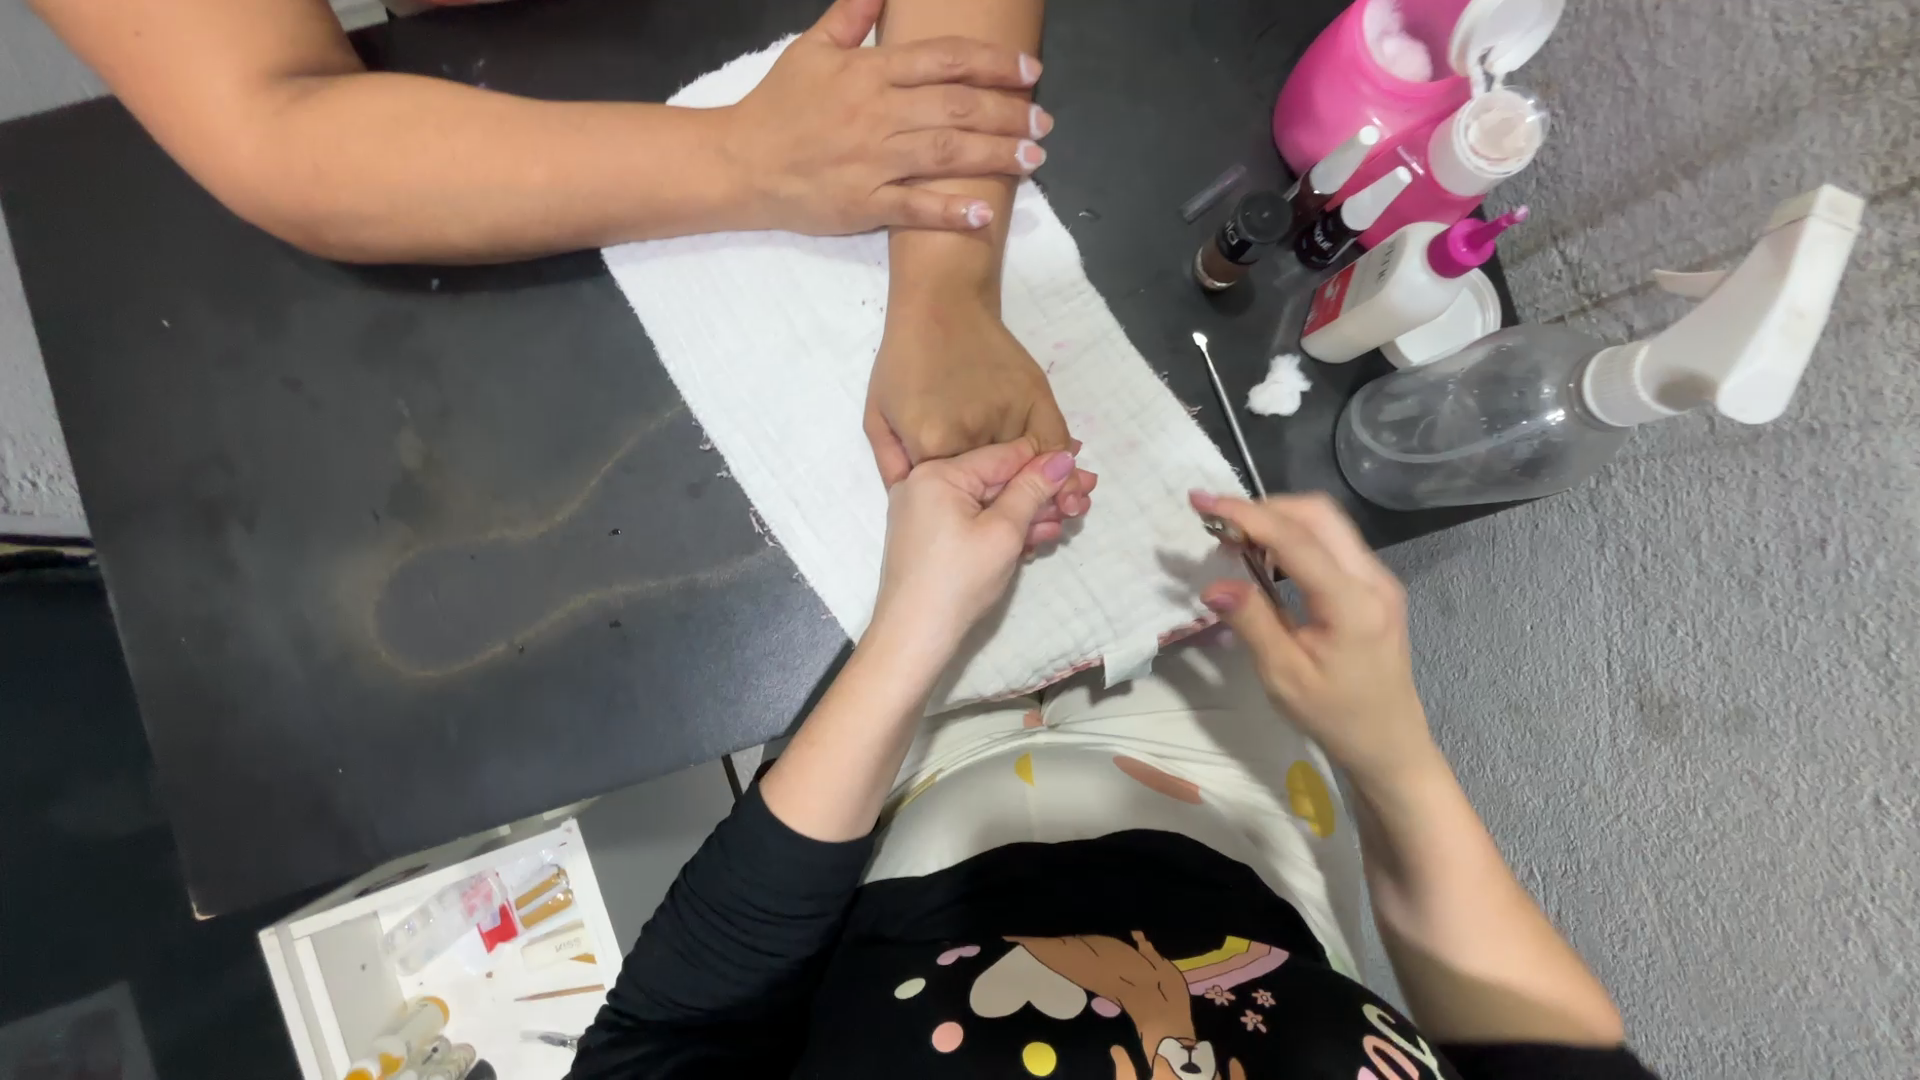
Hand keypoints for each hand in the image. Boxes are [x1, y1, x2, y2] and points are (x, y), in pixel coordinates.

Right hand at [719, 0, 1049, 234]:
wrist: (743, 163)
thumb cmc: (780, 107)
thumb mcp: (812, 48)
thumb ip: (851, 16)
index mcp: (871, 72)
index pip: (945, 61)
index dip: (993, 65)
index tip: (1030, 73)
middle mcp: (878, 113)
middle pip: (957, 108)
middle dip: (1008, 113)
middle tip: (1044, 122)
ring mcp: (872, 161)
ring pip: (946, 154)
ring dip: (995, 155)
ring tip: (1033, 158)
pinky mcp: (864, 204)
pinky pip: (915, 209)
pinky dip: (951, 212)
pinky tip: (985, 213)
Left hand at [864, 299, 1094, 520]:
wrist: (939, 298)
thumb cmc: (903, 359)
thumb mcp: (878, 415)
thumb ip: (892, 464)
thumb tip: (911, 501)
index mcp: (934, 446)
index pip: (965, 500)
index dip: (989, 521)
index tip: (1010, 537)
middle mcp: (973, 435)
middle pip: (1004, 490)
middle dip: (1030, 515)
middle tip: (1043, 533)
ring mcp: (1006, 414)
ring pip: (1033, 468)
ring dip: (1054, 492)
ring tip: (1068, 507)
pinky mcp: (1033, 395)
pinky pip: (1052, 438)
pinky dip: (1060, 458)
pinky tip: (1068, 471)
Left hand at [869, 441, 1076, 656]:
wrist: (914, 636)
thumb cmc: (959, 581)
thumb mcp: (1003, 531)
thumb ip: (1032, 490)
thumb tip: (1062, 458)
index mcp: (937, 474)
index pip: (1003, 455)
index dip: (1046, 460)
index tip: (1081, 462)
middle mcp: (926, 484)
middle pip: (996, 478)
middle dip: (1042, 489)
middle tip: (1085, 492)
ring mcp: (926, 512)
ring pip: (988, 502)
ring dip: (1030, 511)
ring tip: (1072, 515)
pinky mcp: (932, 537)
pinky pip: (974, 521)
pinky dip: (1005, 528)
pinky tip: (1042, 534)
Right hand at [1191, 491, 1439, 788]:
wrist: (1388, 743)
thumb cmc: (1334, 715)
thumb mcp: (1283, 676)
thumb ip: (1251, 622)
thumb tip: (1212, 585)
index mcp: (1351, 603)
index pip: (1295, 539)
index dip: (1246, 515)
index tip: (1202, 502)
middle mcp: (1372, 579)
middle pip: (1316, 514)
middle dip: (1263, 509)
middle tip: (1217, 524)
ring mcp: (1377, 578)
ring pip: (1325, 522)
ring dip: (1277, 519)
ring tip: (1235, 542)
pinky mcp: (1372, 584)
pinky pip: (1330, 541)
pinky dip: (1292, 536)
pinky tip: (1264, 559)